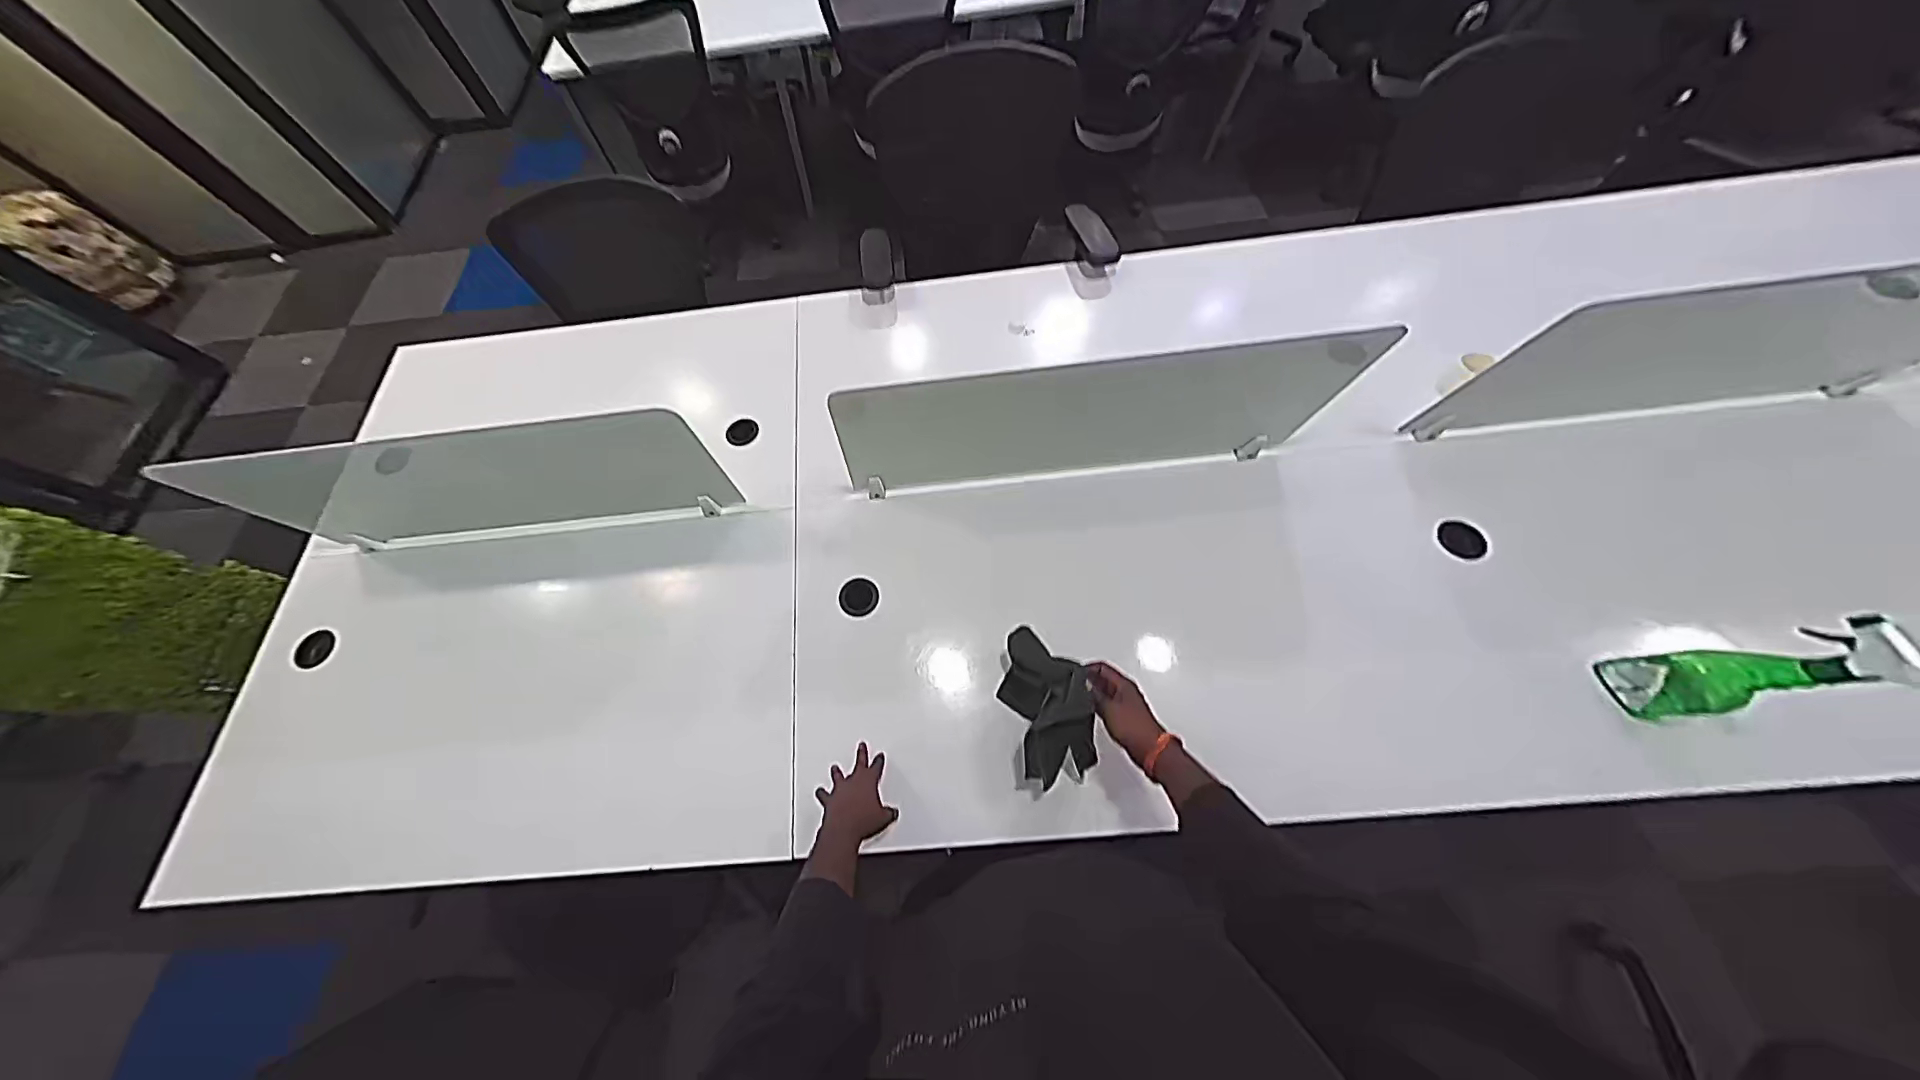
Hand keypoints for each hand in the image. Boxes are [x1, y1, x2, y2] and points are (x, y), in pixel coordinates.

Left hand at [814, 742, 897, 845]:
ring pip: (838, 776)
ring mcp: (840, 790)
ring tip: (835, 767)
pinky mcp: (829, 801)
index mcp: (869, 781)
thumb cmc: (863, 822)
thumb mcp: (884, 818)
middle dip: (861, 754)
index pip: (876, 767)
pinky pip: (824, 794)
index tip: (879, 756)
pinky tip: (820, 791)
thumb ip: (888, 812)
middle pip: (859, 764)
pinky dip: (823, 793)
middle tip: (861, 746)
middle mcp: (853, 782)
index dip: (878, 761)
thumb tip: (892, 813)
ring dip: (837, 772)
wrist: (843, 830)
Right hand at [1086, 661, 1165, 764]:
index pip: (1103, 667)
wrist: (1149, 747)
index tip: (1076, 672)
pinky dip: (1100, 704)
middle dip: (1090, 679)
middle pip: (1105, 678)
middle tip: (1076, 683)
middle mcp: (1126, 692)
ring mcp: (1126, 703)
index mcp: (1124, 684)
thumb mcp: (1108, 708)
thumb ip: (1095, 696)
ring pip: (1106, 691)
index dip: (1089, 667)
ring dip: (1094, 692)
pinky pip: (1109, 704)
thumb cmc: (1136, 727)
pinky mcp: (1125, 715)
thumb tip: (1086, 687)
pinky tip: (1093, 709)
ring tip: (1082, 695)